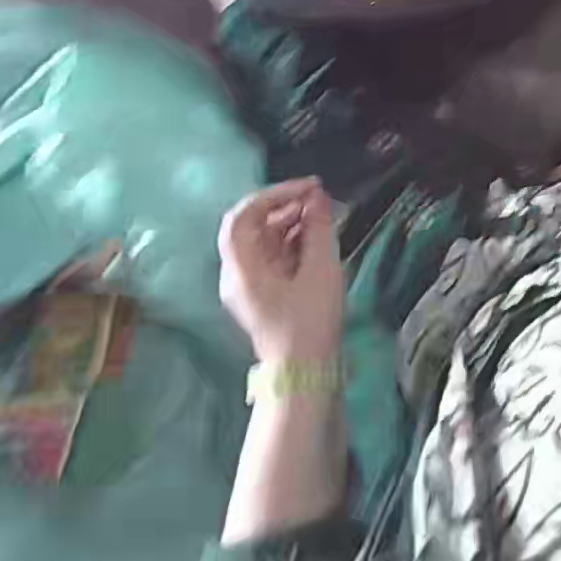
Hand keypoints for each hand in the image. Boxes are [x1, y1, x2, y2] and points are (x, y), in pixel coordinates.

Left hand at [218, 178, 343, 361]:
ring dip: (291, 221)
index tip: (309, 188)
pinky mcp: (264, 292)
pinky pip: (273, 255)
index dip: (275, 194)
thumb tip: (318, 196)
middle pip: (252, 226)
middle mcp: (237, 273)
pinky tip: (318, 236)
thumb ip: (318, 228)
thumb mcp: (320, 269)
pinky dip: (293, 240)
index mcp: (242, 268)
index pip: (243, 216)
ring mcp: (249, 284)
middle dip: (285, 205)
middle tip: (320, 198)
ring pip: (264, 240)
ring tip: (324, 214)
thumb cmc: (310, 320)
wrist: (305, 373)